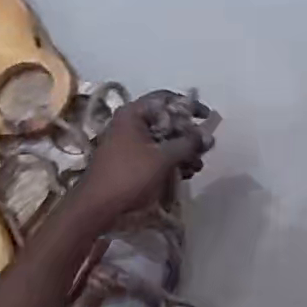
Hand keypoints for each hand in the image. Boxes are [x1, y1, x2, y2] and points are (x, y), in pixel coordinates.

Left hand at [69, 91, 213, 225]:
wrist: (98, 206)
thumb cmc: (130, 175)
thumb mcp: (163, 157)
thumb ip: (188, 143)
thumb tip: (208, 136)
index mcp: (134, 113)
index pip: (166, 99)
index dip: (189, 106)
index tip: (207, 117)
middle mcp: (130, 123)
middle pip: (166, 121)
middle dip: (188, 135)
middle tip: (204, 149)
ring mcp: (128, 143)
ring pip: (163, 140)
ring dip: (182, 152)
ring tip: (196, 167)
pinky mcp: (130, 161)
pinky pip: (155, 154)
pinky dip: (170, 161)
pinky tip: (184, 174)